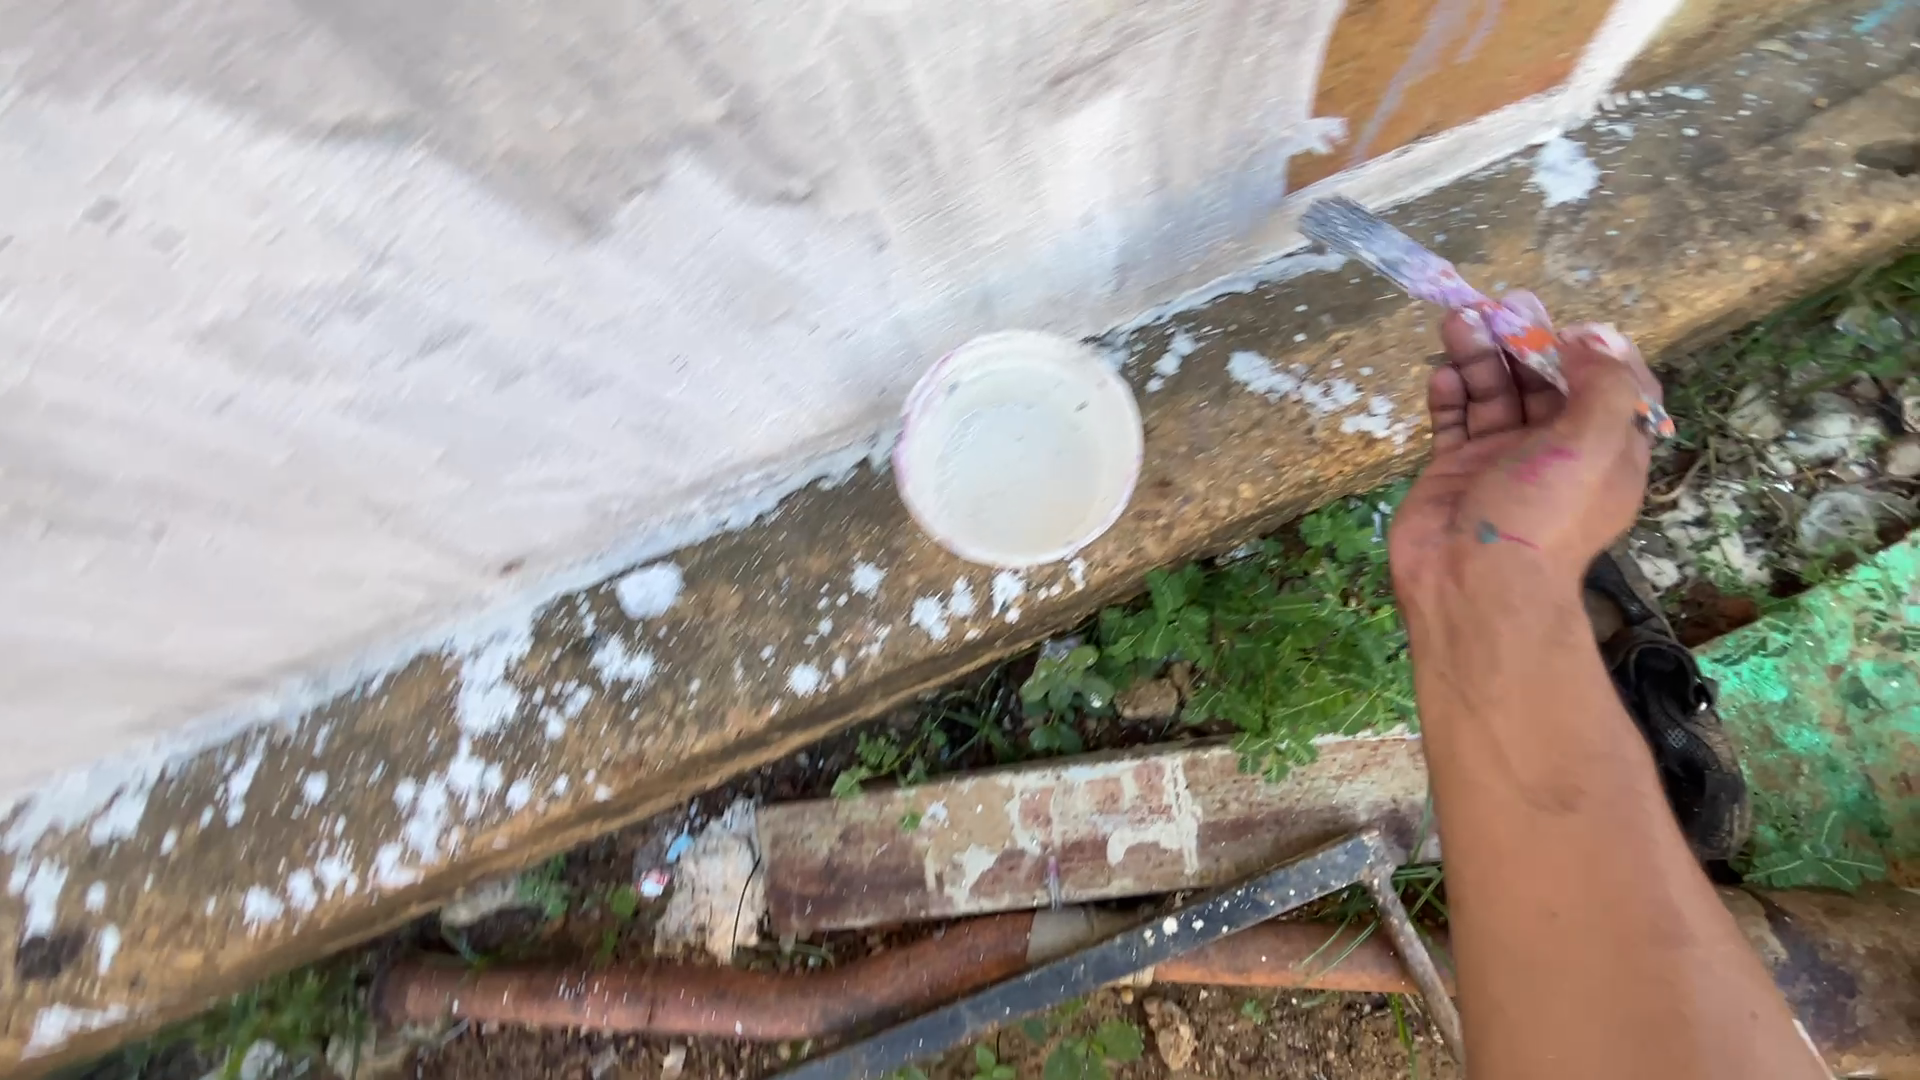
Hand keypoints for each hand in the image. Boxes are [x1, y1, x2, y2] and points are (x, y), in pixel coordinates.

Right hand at [1388, 291, 1663, 612]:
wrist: (1471, 581)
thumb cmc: (1542, 515)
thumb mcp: (1595, 447)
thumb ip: (1604, 385)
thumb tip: (1592, 336)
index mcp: (1604, 449)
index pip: (1608, 386)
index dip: (1589, 352)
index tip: (1563, 327)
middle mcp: (1552, 450)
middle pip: (1541, 382)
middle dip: (1521, 342)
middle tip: (1496, 304)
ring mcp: (1498, 459)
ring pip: (1491, 395)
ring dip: (1477, 358)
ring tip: (1456, 321)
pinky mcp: (1452, 469)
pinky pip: (1453, 422)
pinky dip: (1448, 396)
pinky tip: (1441, 372)